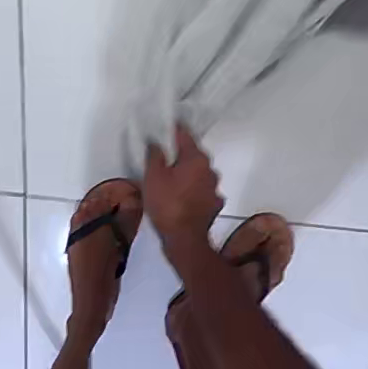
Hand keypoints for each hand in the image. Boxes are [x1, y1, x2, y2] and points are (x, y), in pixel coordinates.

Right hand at [143, 125, 223, 248]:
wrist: (185, 240)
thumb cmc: (167, 205)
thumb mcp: (153, 177)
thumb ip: (155, 155)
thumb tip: (156, 142)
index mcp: (196, 158)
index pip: (185, 135)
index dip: (172, 130)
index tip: (163, 128)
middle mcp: (210, 170)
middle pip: (193, 155)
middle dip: (180, 155)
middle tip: (163, 158)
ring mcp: (215, 189)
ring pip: (199, 174)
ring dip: (187, 175)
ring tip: (171, 181)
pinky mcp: (214, 205)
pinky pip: (202, 192)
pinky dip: (193, 191)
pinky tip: (182, 198)